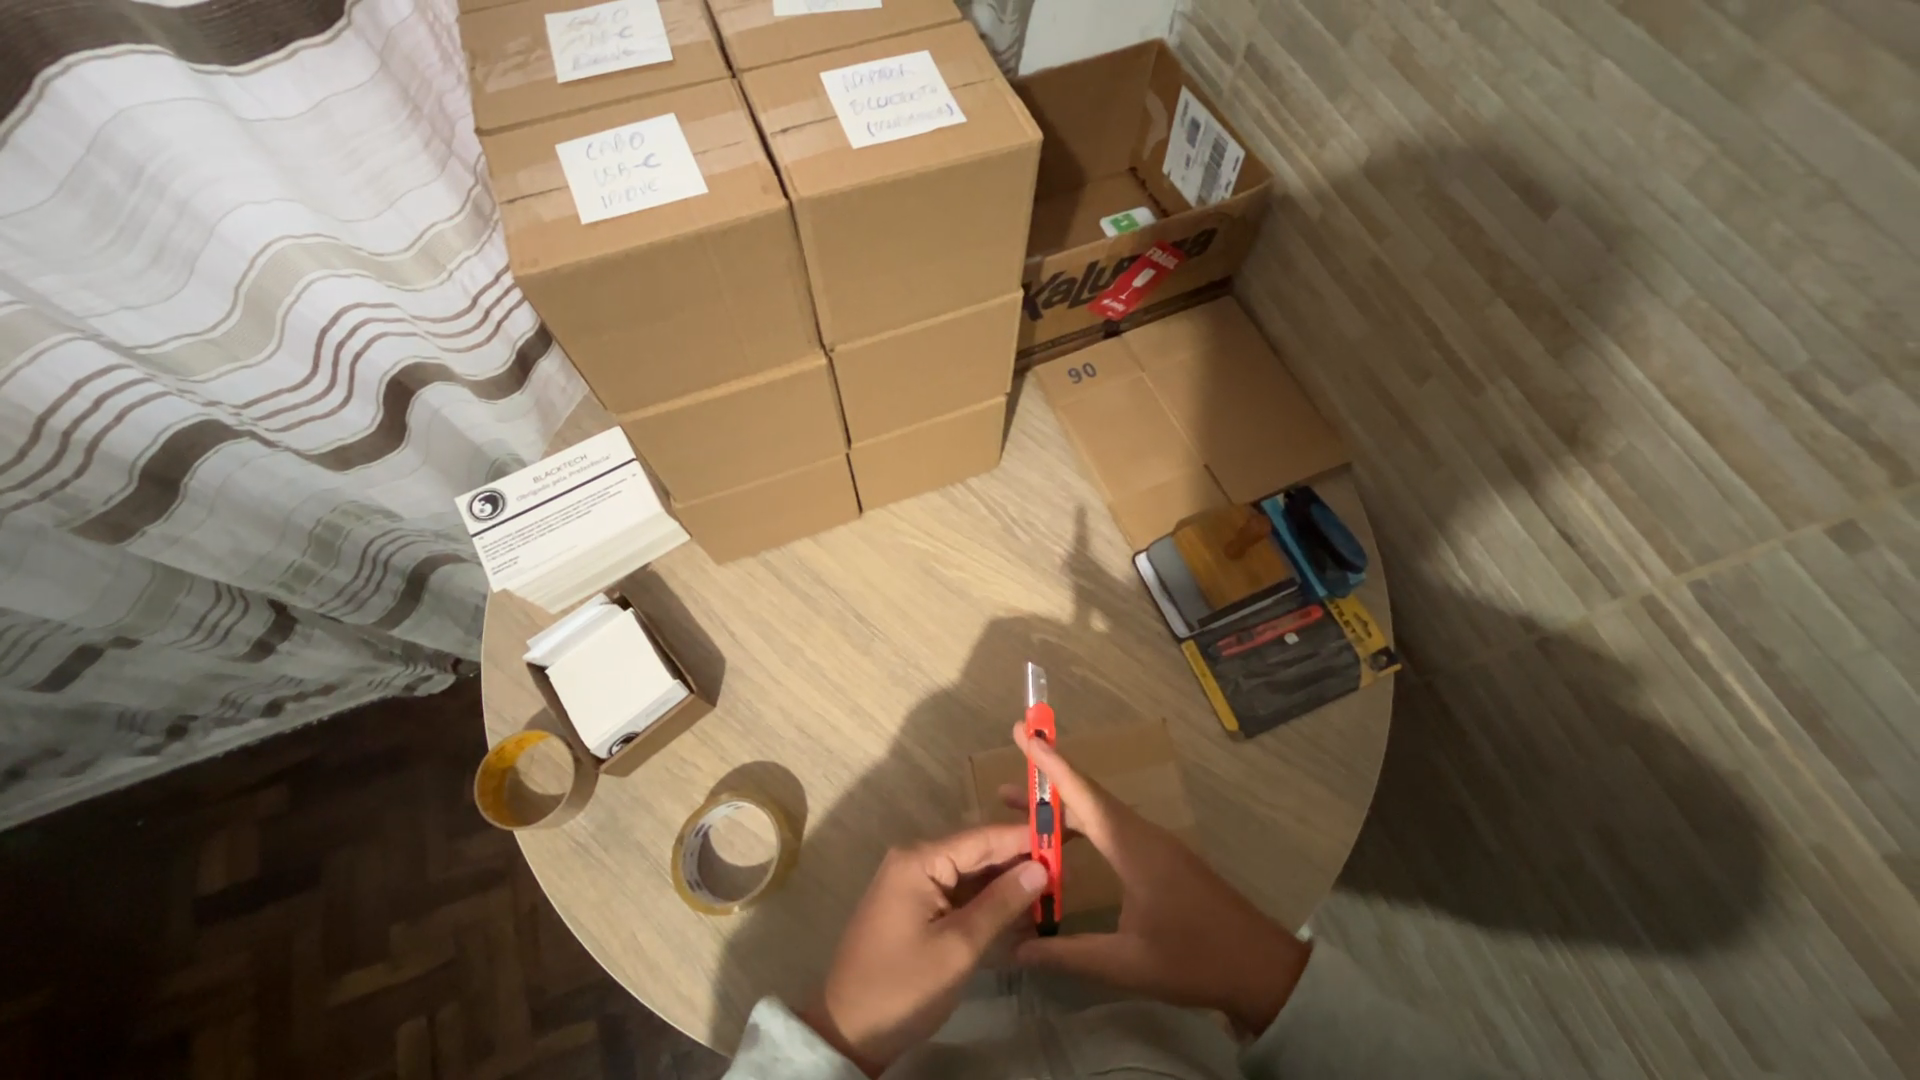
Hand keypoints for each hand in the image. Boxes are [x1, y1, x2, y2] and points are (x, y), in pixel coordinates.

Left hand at [800, 824, 1047, 1075]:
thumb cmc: (903, 986)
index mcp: (919, 860)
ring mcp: (912, 883)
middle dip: (1019, 861)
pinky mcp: (914, 906)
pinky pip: (958, 893)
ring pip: (971, 874)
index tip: (1066, 836)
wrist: (847, 1031)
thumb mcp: (959, 947)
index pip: (983, 837)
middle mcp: (914, 860)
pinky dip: (987, 902)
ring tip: (1053, 891)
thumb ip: (1001, 903)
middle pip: (978, 852)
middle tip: (1067, 870)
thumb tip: (1041, 866)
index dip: (1026, 837)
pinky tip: (1019, 911)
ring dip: (1006, 884)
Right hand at [1006, 723, 1311, 1033]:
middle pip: (1087, 798)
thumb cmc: (1194, 960)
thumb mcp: (1125, 964)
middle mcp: (1142, 834)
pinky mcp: (1163, 858)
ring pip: (1100, 813)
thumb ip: (1067, 954)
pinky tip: (1066, 843)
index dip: (1050, 763)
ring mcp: (1156, 844)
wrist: (1262, 968)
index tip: (1023, 731)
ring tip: (1021, 814)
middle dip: (1046, 787)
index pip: (1083, 795)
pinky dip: (1083, 825)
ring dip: (1063, 809)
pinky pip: (1113, 828)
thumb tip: (1013, 950)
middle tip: (1002, 787)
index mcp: (1132, 847)